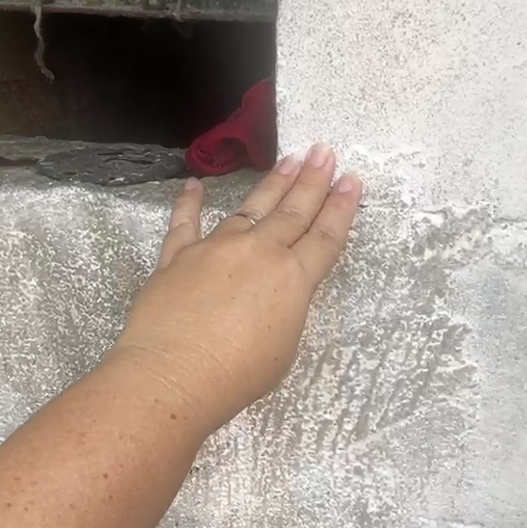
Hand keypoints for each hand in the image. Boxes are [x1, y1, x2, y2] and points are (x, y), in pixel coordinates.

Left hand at [107, 145, 361, 431]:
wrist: (175, 375)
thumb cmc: (237, 375)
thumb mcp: (284, 346)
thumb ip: (286, 308)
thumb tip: (276, 290)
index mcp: (292, 279)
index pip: (325, 237)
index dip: (341, 207)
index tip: (351, 180)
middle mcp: (258, 253)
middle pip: (293, 212)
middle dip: (312, 180)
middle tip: (324, 151)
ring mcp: (216, 249)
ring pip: (249, 208)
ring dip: (271, 183)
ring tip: (288, 159)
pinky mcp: (177, 256)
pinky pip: (184, 223)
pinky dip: (188, 203)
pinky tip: (194, 185)